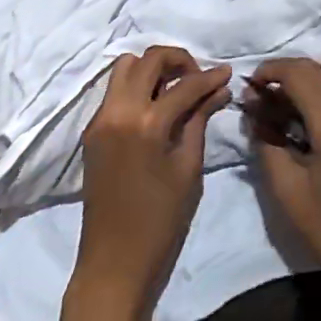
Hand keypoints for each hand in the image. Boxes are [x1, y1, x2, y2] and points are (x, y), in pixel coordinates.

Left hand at [64, 46, 231, 320]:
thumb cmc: (160, 219)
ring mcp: (100, 119)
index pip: (185, 85)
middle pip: (149, 59)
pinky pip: (114, 90)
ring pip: (125, 67)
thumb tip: (220, 89)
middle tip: (197, 77)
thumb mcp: (188, 168)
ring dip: (152, 68)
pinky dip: (136, 85)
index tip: (228, 72)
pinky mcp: (92, 130)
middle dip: (178, 60)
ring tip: (173, 88)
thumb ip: (200, 119)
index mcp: (146, 123)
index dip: (210, 77)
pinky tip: (155, 105)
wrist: (113, 261)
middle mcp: (118, 111)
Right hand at [249, 59, 320, 320]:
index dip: (269, 71)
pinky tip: (296, 118)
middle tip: (255, 96)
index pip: (298, 74)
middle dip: (282, 74)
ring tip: (271, 107)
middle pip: (314, 70)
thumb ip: (266, 142)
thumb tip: (253, 109)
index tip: (246, 85)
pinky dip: (314, 95)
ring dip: (298, 83)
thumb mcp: (288, 191)